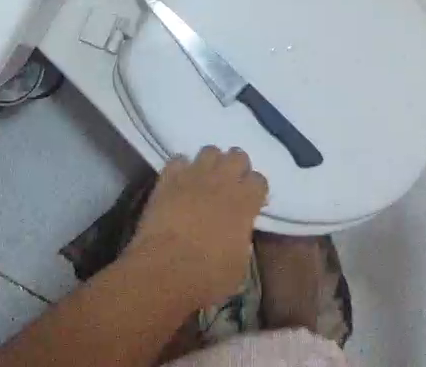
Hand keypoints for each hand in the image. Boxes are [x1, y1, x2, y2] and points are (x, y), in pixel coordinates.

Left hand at [126, 146, 268, 309]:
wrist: (166, 269)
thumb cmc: (208, 275)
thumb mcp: (239, 264)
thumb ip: (242, 237)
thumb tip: (237, 230)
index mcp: (245, 202)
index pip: (259, 180)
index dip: (255, 189)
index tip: (251, 201)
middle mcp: (223, 181)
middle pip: (237, 156)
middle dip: (237, 167)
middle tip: (230, 185)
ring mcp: (194, 175)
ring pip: (209, 151)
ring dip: (211, 163)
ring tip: (205, 179)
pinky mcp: (168, 177)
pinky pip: (178, 160)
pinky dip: (181, 168)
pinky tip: (180, 182)